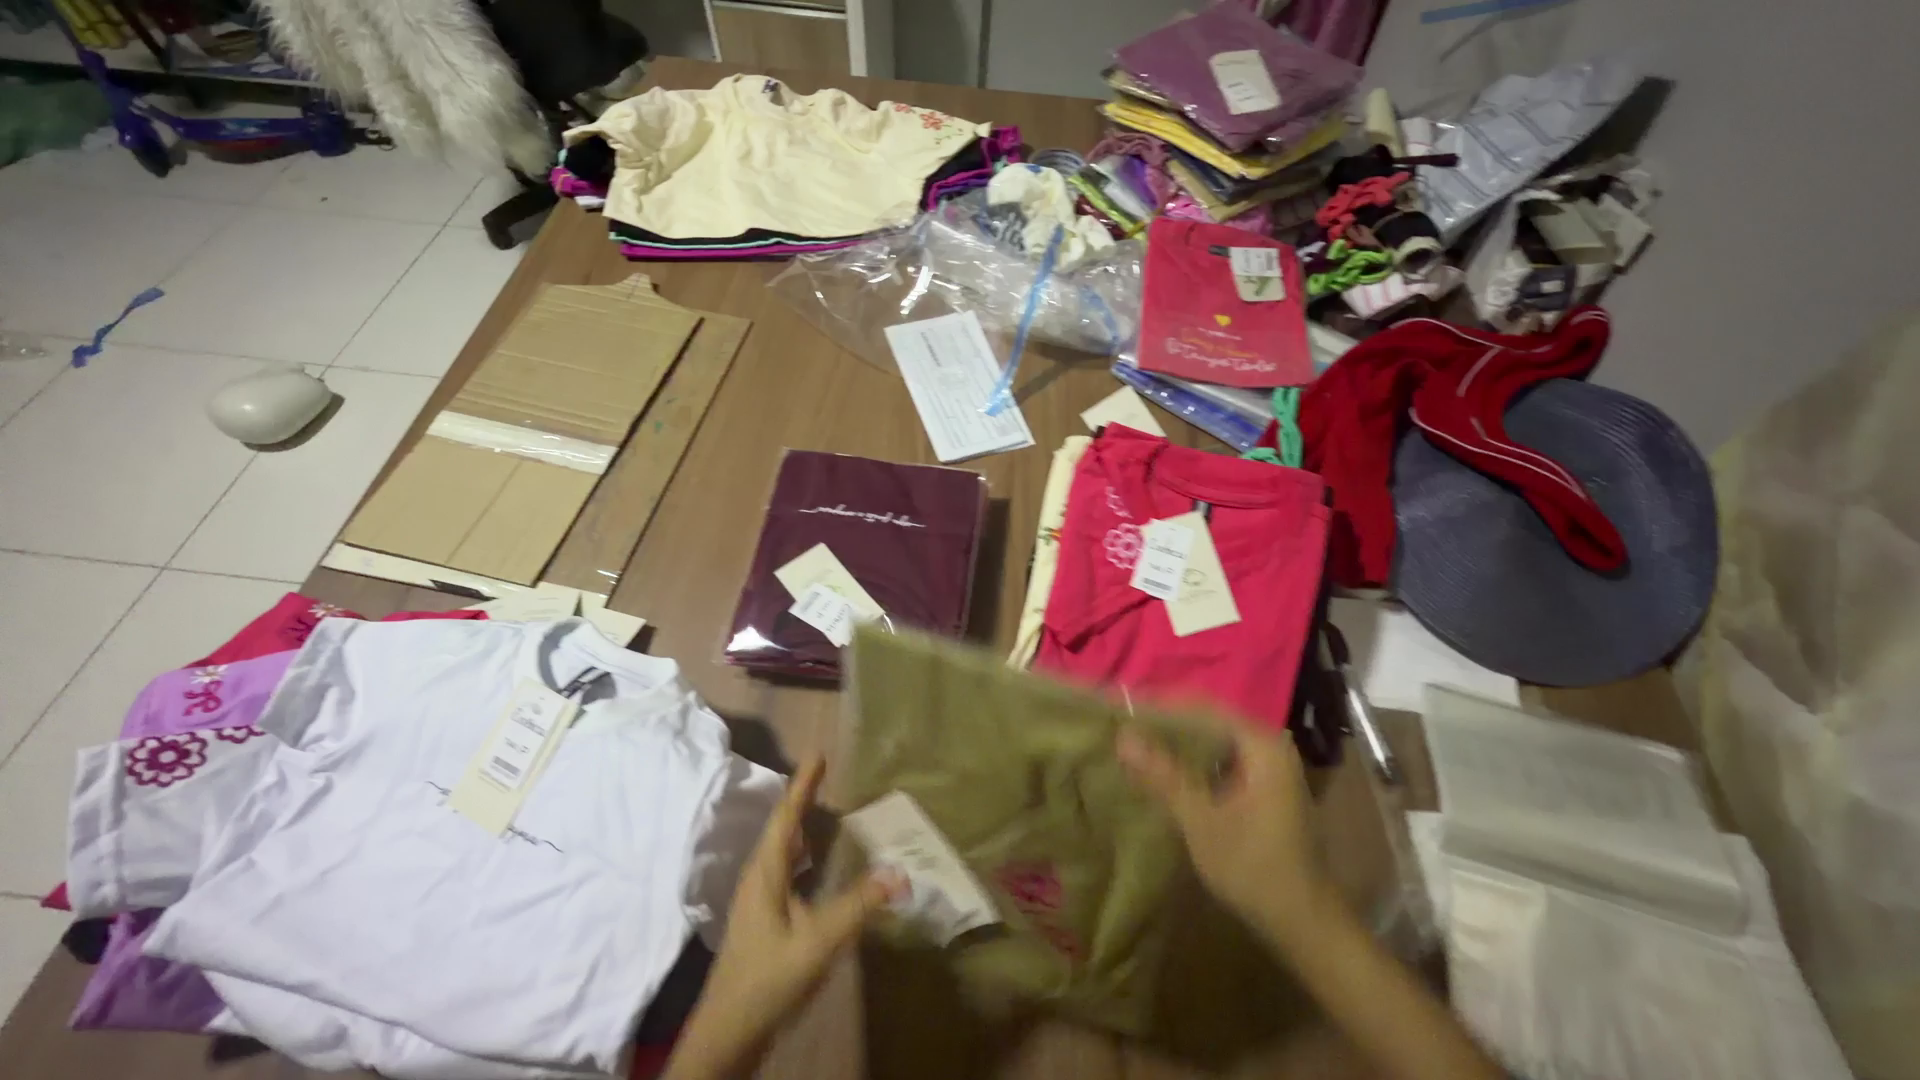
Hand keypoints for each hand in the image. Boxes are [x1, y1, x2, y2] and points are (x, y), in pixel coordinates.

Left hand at [665, 759, 894, 1079]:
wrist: (728, 1033)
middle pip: (782, 831)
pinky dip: (804, 859)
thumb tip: (900, 872)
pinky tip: (818, 870)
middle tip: (827, 778)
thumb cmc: (768, 979)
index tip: (818, 754)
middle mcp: (758, 880)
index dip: (803, 786)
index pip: (785, 818)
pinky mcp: (763, 923)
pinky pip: (786, 874)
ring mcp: (758, 903)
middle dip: (803, 802)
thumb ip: (858, 906)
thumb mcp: (817, 943)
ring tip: (825, 814)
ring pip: (782, 854)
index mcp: (765, 874)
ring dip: (802, 830)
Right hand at [1116, 720, 1329, 932]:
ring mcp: (1269, 767)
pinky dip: (1192, 762)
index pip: (1202, 707)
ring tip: (1134, 744)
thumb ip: (1163, 776)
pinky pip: (1220, 760)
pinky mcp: (1262, 787)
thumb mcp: (1201, 821)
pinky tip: (1163, 771)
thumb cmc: (1253, 868)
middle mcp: (1269, 746)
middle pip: (1208, 720)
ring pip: (1213, 741)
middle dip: (1165, 723)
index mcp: (1262, 745)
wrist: (1303, 921)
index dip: (1159, 705)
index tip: (1121, 708)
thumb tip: (1122, 736)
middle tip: (1122, 726)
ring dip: (1177, 743)